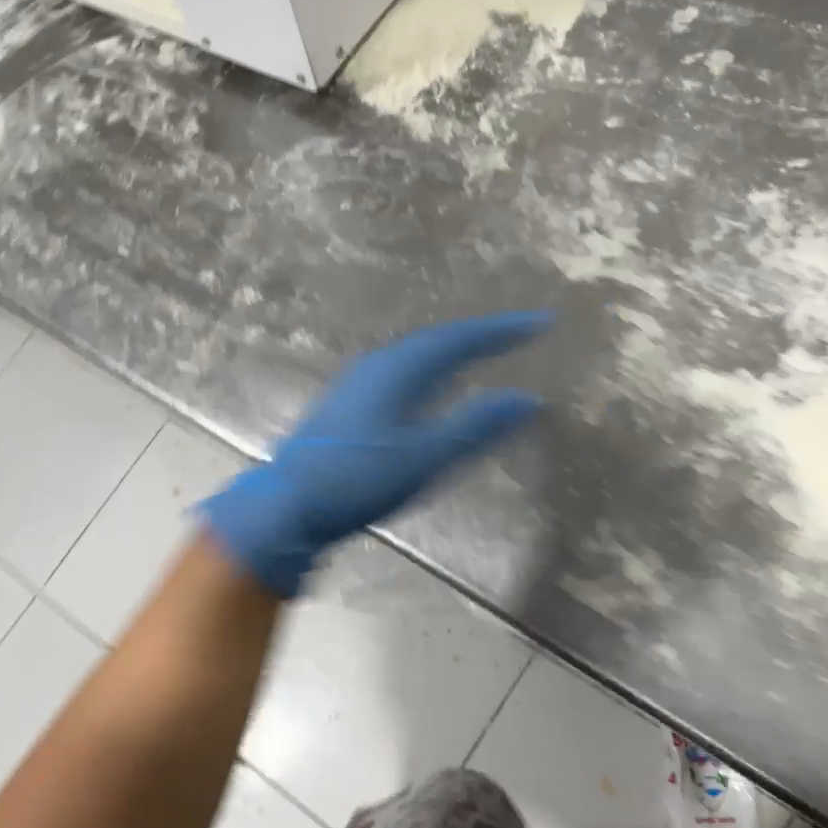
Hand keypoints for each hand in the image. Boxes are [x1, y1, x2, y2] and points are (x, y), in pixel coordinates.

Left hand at [200, 311, 551, 597]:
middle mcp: (376, 366)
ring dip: (449, 352)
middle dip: (476, 337)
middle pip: (435, 341)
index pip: (459, 340)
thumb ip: (474, 427)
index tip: (540, 323)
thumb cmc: (357, 481)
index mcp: (398, 370)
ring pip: (413, 356)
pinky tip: (426, 389)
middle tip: (513, 335)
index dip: (501, 331)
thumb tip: (528, 399)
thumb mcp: (424, 459)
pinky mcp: (344, 406)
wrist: (286, 505)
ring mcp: (355, 384)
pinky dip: (426, 372)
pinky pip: (398, 373)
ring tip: (478, 355)